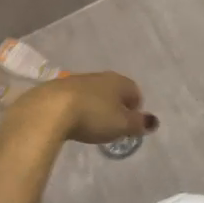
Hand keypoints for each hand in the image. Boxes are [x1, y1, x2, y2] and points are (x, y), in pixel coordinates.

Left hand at [5, 71, 155, 144]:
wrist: (49, 109)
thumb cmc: (93, 116)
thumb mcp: (121, 125)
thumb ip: (139, 124)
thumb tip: (154, 121)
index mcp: (119, 81)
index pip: (135, 91)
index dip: (135, 109)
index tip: (130, 125)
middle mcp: (100, 76)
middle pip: (114, 90)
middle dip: (115, 106)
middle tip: (112, 126)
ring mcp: (77, 80)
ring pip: (94, 92)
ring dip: (96, 106)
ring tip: (91, 125)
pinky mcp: (57, 89)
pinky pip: (75, 98)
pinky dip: (77, 108)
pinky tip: (72, 121)